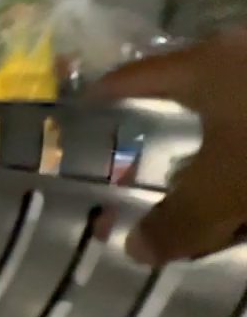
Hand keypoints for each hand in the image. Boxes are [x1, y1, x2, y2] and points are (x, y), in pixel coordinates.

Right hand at [90, 29, 246, 264]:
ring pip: (245, 116)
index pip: (135, 78)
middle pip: (200, 94)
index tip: (84, 107)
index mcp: (209, 68)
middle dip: (176, 130)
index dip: (107, 95)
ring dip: (230, 150)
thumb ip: (180, 221)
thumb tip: (134, 248)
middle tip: (148, 164)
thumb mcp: (231, 190)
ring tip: (217, 187)